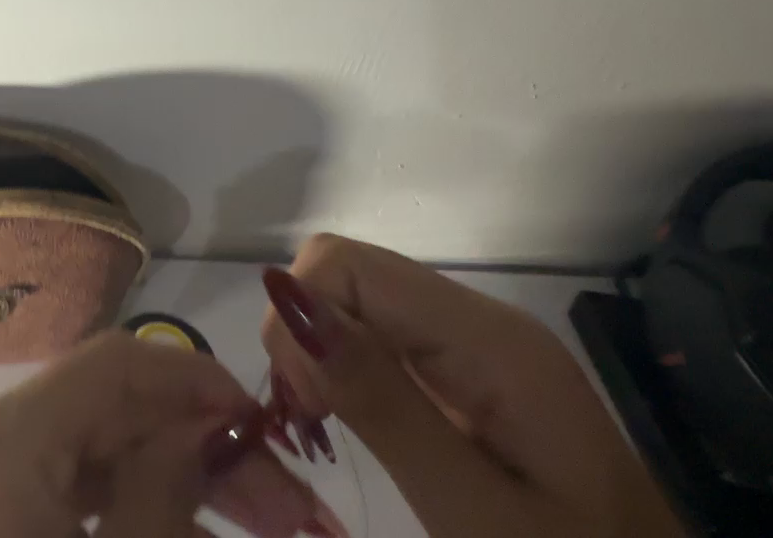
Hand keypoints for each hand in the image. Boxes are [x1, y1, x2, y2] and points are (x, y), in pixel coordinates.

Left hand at [0, 332, 306, 537]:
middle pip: (120, 409)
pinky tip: (203, 533)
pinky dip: (151, 507)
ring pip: (113, 448)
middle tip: (306, 513)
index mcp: (10, 433)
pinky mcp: (9, 504)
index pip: (118, 365)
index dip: (200, 381)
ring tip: (279, 525)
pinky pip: (92, 487)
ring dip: (192, 483)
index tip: (272, 429)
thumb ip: (166, 487)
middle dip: (211, 450)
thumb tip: (210, 425)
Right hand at [260, 234, 685, 537]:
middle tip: (312, 418)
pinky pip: (377, 330)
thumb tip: (284, 294)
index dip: (301, 318)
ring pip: (354, 297)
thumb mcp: (470, 508)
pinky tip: (348, 416)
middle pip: (346, 270)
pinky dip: (342, 363)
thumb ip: (378, 399)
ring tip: (325, 423)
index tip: (307, 404)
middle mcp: (479, 318)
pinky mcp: (467, 366)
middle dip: (302, 330)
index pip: (346, 263)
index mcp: (488, 339)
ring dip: (316, 349)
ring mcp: (475, 340)